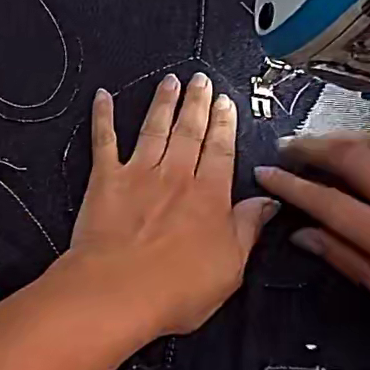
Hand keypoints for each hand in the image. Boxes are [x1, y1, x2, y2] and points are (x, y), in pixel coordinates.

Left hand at [63, 73, 278, 337]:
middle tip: (201, 79)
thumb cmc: (177, 288)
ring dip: (163, 102)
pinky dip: (103, 116)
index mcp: (208, 196)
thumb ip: (248, 228)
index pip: (220, 150)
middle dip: (197, 103)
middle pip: (189, 131)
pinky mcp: (105, 179)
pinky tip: (102, 96)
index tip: (225, 102)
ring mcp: (139, 173)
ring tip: (171, 80)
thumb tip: (267, 202)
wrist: (118, 290)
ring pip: (154, 128)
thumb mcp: (230, 267)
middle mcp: (175, 175)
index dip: (224, 124)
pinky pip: (104, 140)